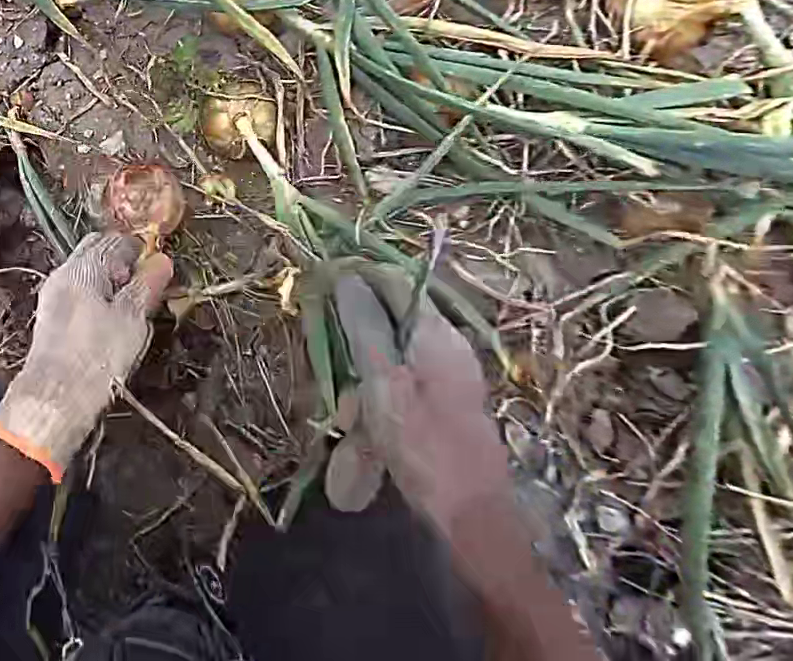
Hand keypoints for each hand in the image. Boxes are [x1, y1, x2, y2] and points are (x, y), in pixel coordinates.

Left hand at [0, 232, 173, 480]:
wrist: (55, 399)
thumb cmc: (97, 355)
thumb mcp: (131, 319)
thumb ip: (147, 286)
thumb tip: (162, 260)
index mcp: (81, 268)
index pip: (113, 239)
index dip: (139, 250)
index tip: (157, 268)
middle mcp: (62, 274)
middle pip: (96, 253)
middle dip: (123, 264)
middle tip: (145, 287)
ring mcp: (53, 296)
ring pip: (87, 275)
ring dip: (110, 284)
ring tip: (131, 310)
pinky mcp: (51, 318)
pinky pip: (79, 294)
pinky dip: (97, 299)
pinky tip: (110, 323)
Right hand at [328, 266, 510, 537]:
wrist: (472, 517)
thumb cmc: (422, 443)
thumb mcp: (382, 379)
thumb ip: (364, 323)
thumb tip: (347, 276)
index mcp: (436, 331)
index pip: (393, 280)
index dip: (356, 275)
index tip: (320, 284)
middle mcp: (447, 343)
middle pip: (391, 312)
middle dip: (354, 328)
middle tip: (326, 355)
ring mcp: (449, 371)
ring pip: (392, 346)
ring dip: (361, 364)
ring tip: (346, 406)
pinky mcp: (446, 398)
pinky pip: (401, 373)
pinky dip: (376, 385)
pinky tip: (363, 419)